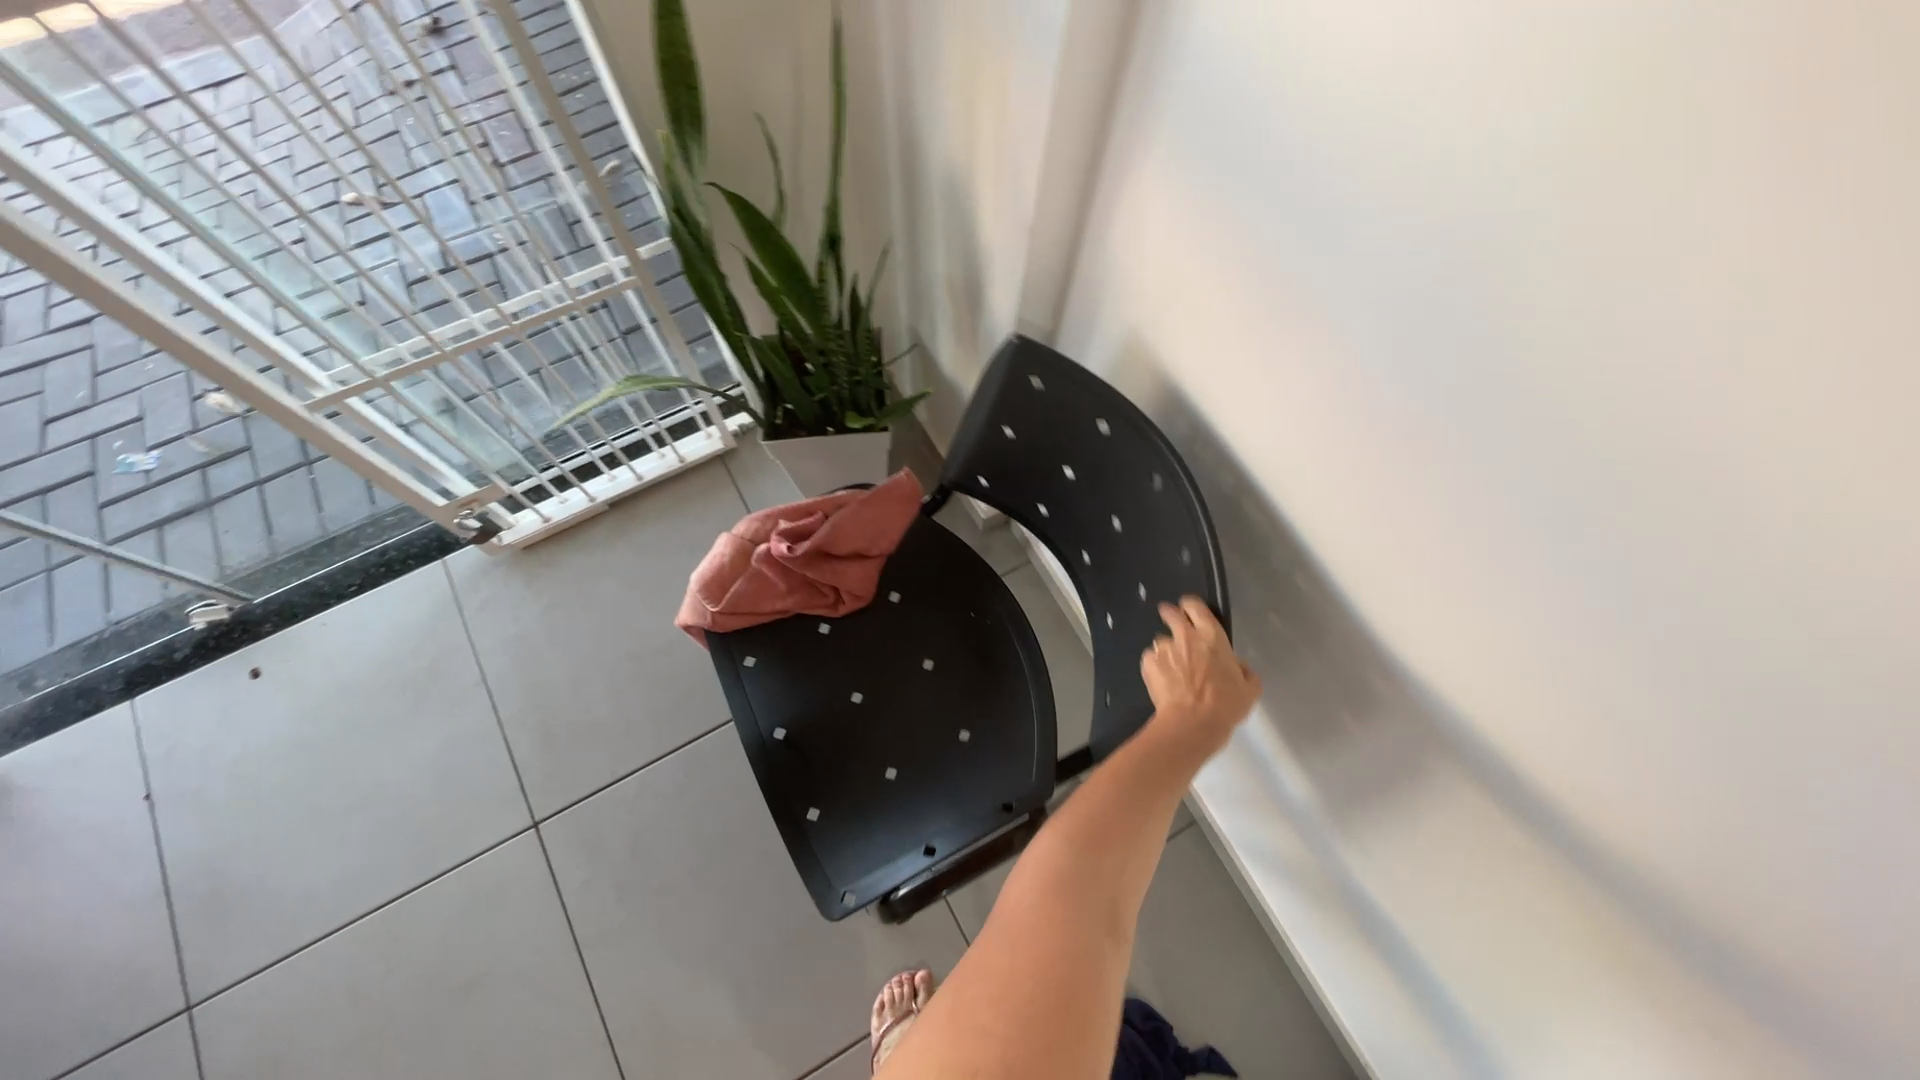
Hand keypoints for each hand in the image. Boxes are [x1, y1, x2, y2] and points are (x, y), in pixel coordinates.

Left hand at [1140, 597, 1260, 756]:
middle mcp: (1185, 636)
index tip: (1188, 610)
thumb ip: (1243, 671)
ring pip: (1161, 641)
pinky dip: (1155, 667)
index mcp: (1212, 636)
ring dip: (1166, 650)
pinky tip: (1162, 681)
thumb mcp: (1250, 688)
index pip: (1195, 607)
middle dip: (1170, 614)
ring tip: (1171, 669)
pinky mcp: (1148, 664)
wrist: (1193, 722)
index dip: (1190, 606)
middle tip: (1171, 622)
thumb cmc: (1226, 704)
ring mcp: (1164, 649)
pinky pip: (1150, 659)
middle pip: (1171, 613)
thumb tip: (1236, 666)